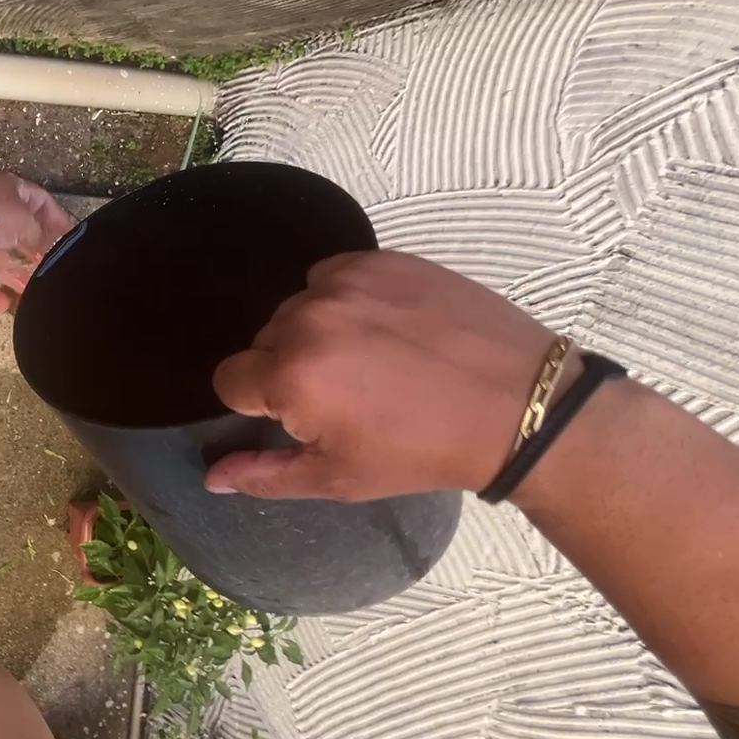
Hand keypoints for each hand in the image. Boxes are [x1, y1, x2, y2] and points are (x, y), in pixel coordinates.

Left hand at [0, 174, 75, 310]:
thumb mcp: (23, 221)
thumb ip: (39, 234)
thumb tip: (48, 246)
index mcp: (9, 191)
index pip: (40, 202)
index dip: (57, 220)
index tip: (72, 241)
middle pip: (19, 232)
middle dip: (36, 252)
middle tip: (53, 272)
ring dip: (14, 275)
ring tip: (34, 295)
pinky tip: (2, 306)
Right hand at [206, 251, 569, 500]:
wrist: (528, 409)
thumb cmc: (423, 451)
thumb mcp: (340, 477)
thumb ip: (263, 475)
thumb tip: (210, 475)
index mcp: (290, 377)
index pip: (229, 379)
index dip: (259, 403)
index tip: (304, 413)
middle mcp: (305, 321)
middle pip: (263, 343)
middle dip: (290, 366)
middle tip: (347, 390)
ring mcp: (344, 286)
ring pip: (295, 310)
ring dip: (316, 332)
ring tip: (372, 357)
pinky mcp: (378, 261)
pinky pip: (330, 277)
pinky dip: (345, 299)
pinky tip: (385, 325)